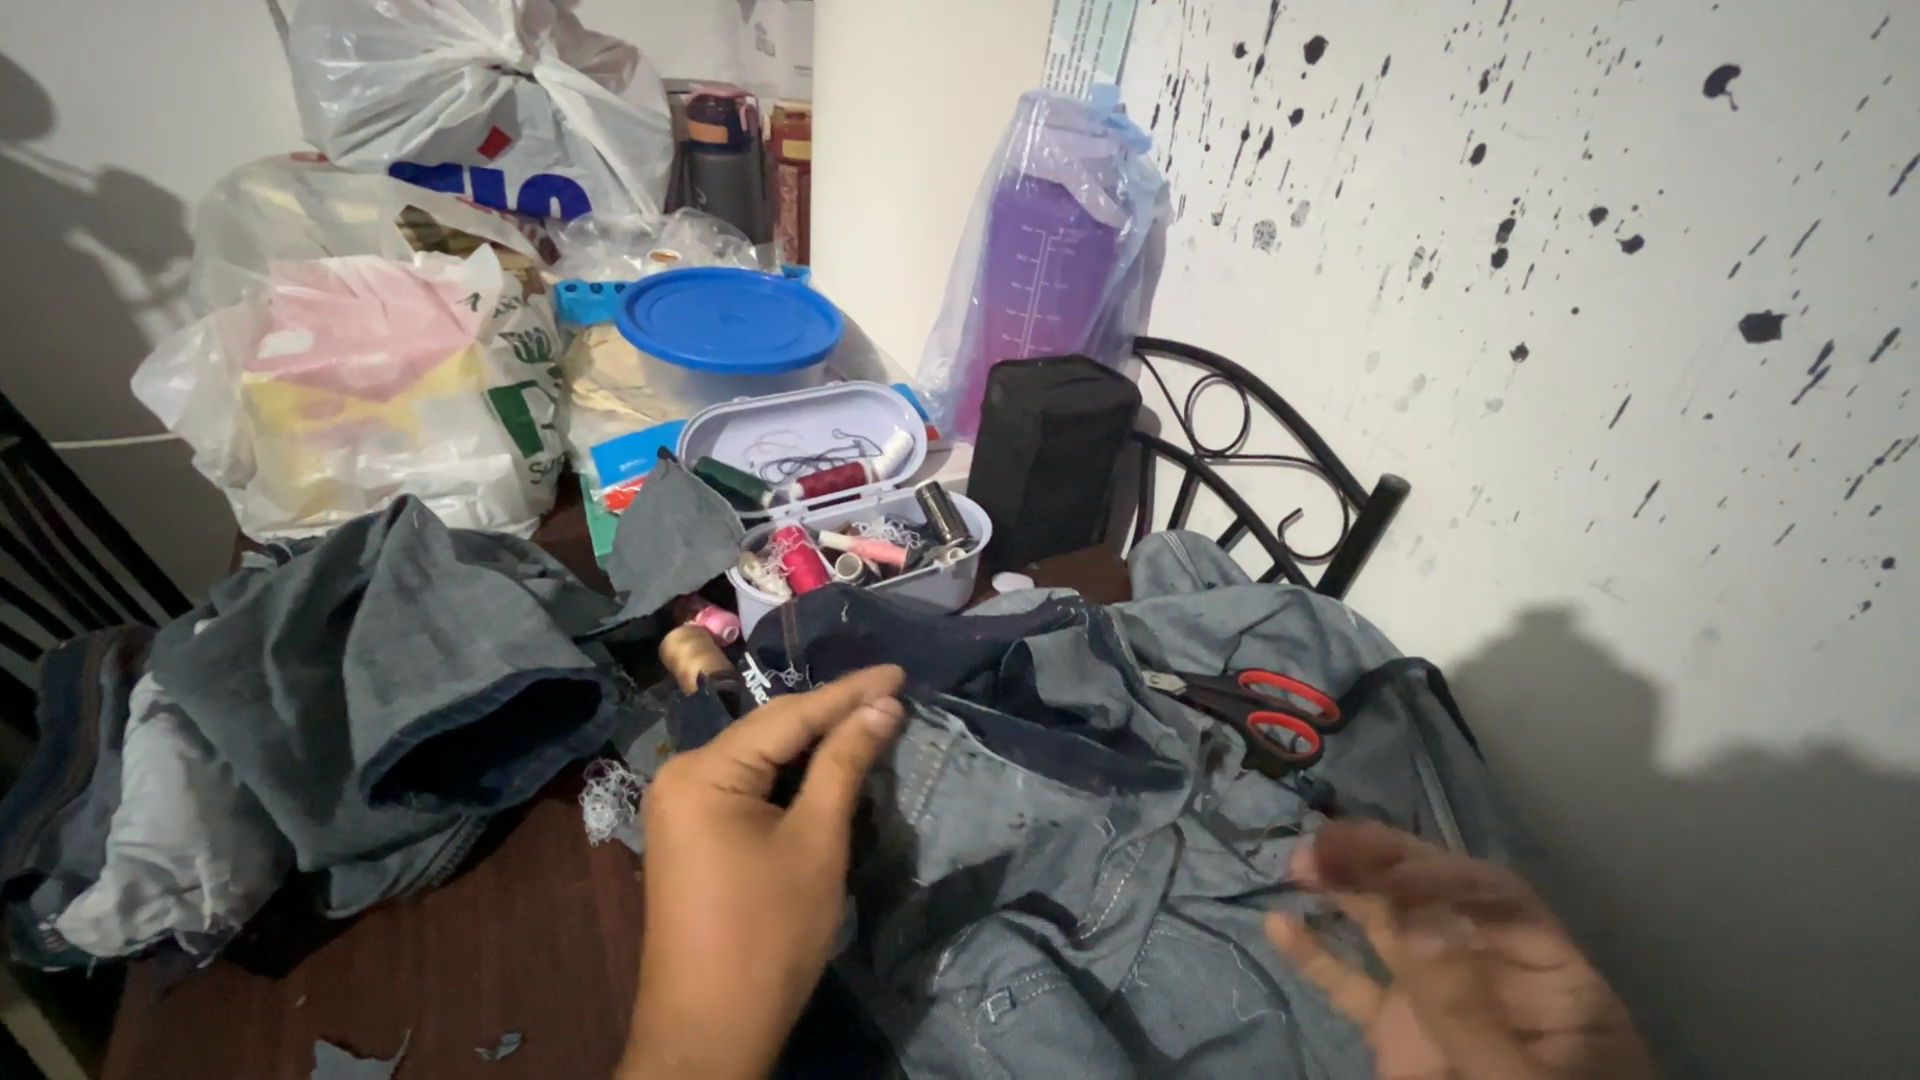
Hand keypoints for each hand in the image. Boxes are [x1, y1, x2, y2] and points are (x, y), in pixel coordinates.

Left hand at [619, 666, 906, 1079]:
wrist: (708, 1034)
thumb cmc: (768, 937)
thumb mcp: (816, 841)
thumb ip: (845, 763)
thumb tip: (882, 706)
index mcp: (704, 772)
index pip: (791, 715)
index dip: (850, 692)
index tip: (899, 671)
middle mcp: (684, 774)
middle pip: (772, 729)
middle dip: (834, 711)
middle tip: (892, 691)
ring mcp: (684, 804)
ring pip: (763, 755)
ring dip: (816, 740)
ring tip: (871, 714)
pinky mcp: (694, 830)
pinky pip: (751, 783)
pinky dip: (793, 772)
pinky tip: (830, 758)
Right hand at [1265, 821, 1654, 1079]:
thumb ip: (1469, 1009)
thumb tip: (1417, 920)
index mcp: (1550, 980)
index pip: (1494, 897)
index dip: (1439, 872)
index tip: (1387, 871)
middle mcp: (1491, 974)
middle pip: (1432, 897)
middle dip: (1377, 862)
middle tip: (1324, 842)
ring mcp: (1440, 1000)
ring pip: (1387, 927)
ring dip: (1343, 890)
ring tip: (1298, 863)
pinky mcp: (1396, 1031)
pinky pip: (1353, 985)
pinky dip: (1316, 956)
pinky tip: (1277, 925)